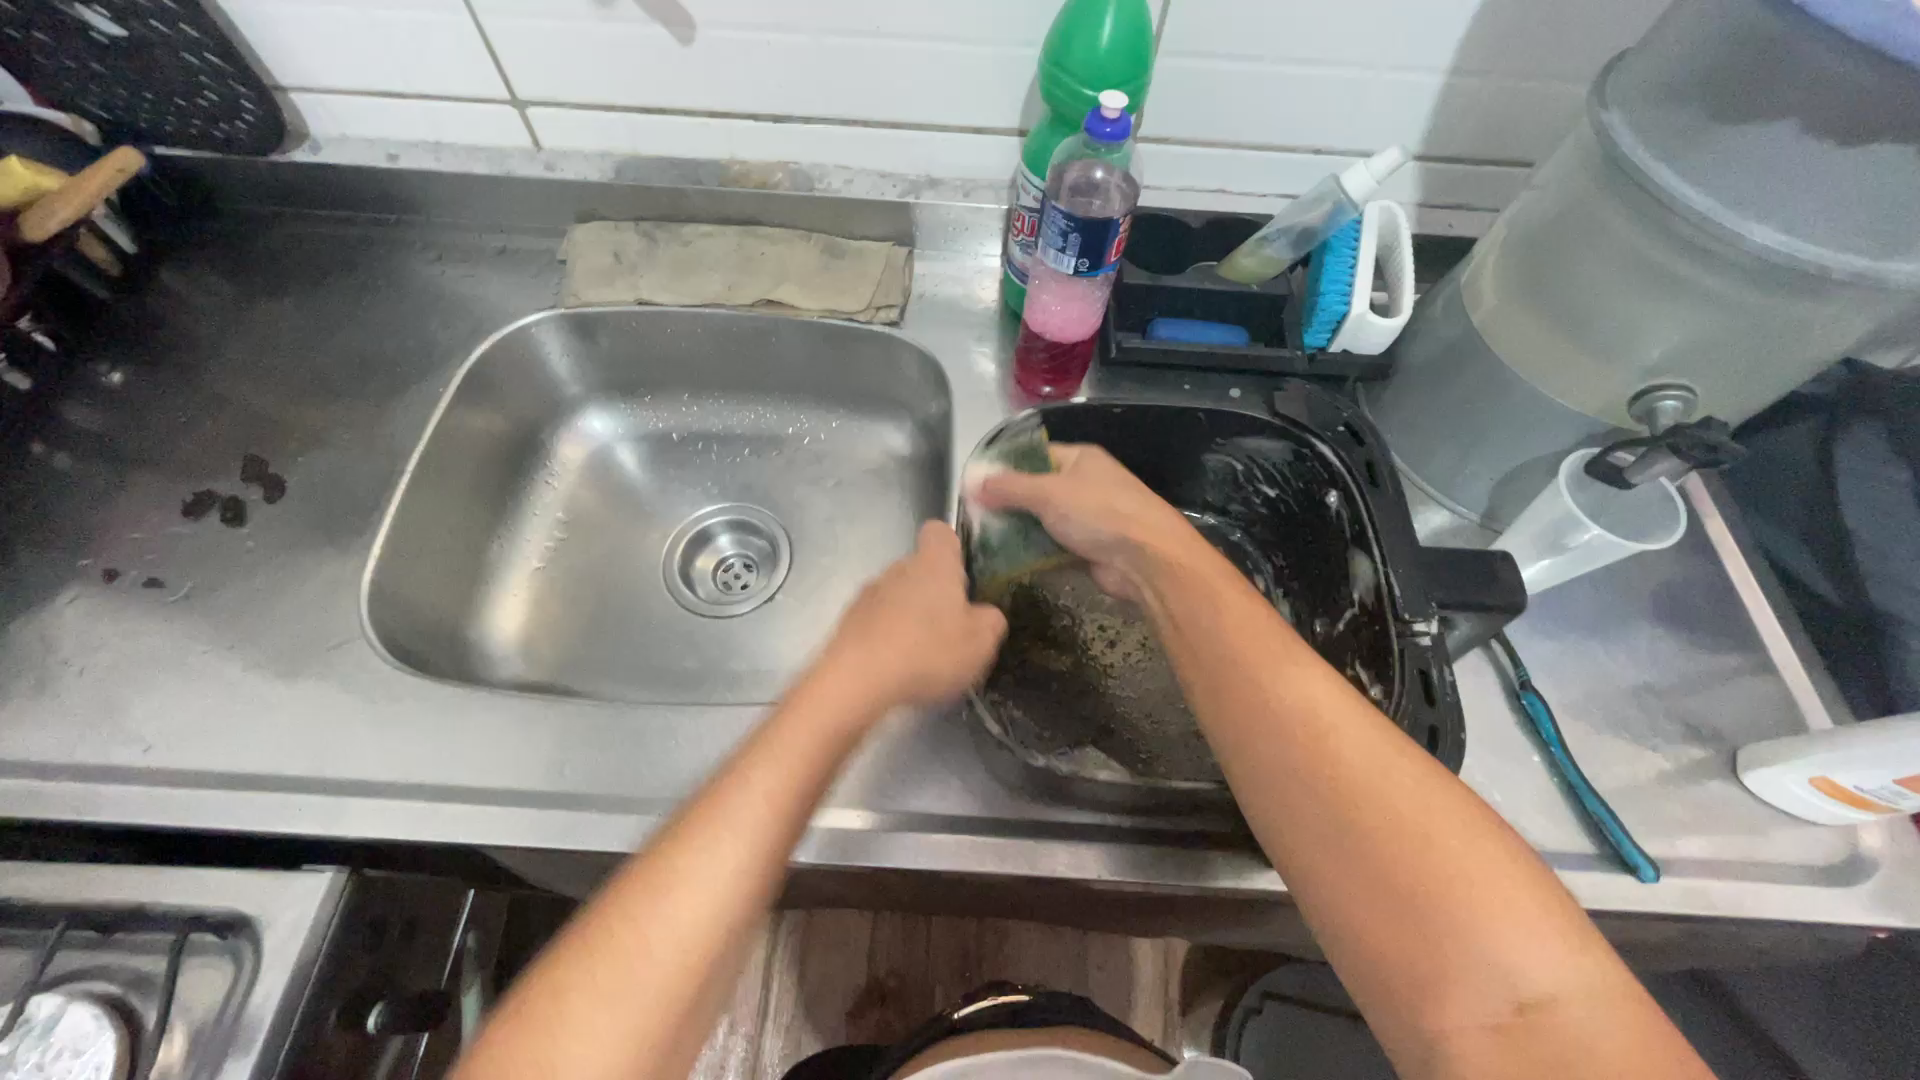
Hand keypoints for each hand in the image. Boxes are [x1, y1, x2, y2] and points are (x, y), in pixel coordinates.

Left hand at [814, 521, 1007, 710]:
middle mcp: (897, 568)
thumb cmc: (927, 651)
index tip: (962, 578)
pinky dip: (888, 640)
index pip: (940, 532)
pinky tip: (895, 670)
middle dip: (935, 595)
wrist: (857, 680)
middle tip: (952, 631)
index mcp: (933, 564)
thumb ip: (991, 621)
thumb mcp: (980, 642)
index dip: (953, 549)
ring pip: (897, 598)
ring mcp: (867, 594)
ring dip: (910, 619)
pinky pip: (877, 623)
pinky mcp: (848, 623)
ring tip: (922, 658)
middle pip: (921, 570)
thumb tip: (985, 614)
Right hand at [967, 443, 1207, 601]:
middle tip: (973, 518)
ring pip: (1043, 522)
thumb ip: (1009, 487)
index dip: (1004, 469)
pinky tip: (1006, 561)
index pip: (1034, 457)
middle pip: (1037, 492)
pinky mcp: (1088, 549)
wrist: (1147, 560)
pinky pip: (1053, 548)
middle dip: (1008, 505)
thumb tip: (972, 481)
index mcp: (1080, 460)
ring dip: (1018, 532)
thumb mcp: (1048, 493)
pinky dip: (1034, 554)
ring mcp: (1088, 519)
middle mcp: (1085, 485)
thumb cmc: (1100, 513)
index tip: (974, 485)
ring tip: (982, 541)